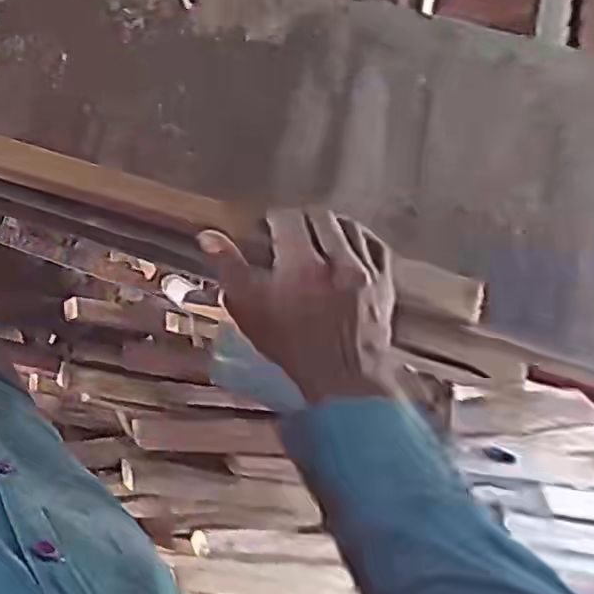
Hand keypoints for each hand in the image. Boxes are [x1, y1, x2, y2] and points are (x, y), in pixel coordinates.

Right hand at [199, 208, 398, 404]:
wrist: (342, 378)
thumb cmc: (286, 340)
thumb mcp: (245, 304)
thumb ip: (227, 265)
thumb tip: (208, 235)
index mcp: (301, 263)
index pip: (286, 217)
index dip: (269, 218)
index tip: (259, 229)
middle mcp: (339, 261)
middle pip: (319, 216)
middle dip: (297, 218)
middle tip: (282, 231)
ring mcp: (367, 272)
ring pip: (349, 226)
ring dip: (326, 225)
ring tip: (311, 235)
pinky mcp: (385, 284)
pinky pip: (374, 245)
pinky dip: (357, 237)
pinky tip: (344, 243)